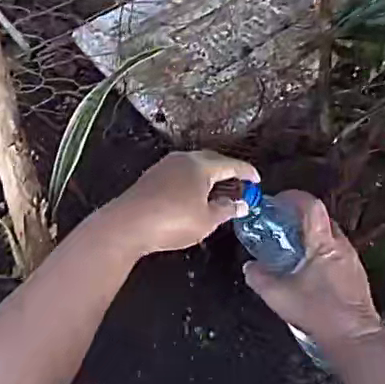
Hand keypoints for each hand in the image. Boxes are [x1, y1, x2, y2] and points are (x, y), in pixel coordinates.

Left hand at [84, 150, 258, 255]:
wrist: (127, 224)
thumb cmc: (172, 221)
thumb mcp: (206, 220)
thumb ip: (226, 210)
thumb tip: (241, 203)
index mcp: (201, 165)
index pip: (231, 164)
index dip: (246, 172)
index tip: (257, 179)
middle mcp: (183, 159)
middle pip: (212, 161)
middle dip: (227, 171)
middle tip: (240, 184)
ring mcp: (165, 166)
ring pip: (194, 166)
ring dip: (209, 176)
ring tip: (219, 191)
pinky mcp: (152, 177)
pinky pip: (181, 174)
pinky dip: (193, 182)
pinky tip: (194, 196)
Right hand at [242, 191, 383, 345]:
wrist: (356, 340)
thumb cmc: (319, 314)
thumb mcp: (279, 296)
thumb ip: (259, 278)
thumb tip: (249, 267)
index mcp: (323, 244)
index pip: (311, 205)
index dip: (293, 197)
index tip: (277, 202)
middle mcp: (341, 246)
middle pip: (321, 218)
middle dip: (299, 216)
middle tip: (279, 224)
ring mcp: (352, 260)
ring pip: (330, 235)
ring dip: (311, 234)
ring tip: (291, 246)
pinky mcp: (356, 275)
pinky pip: (336, 252)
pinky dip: (321, 251)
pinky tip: (308, 268)